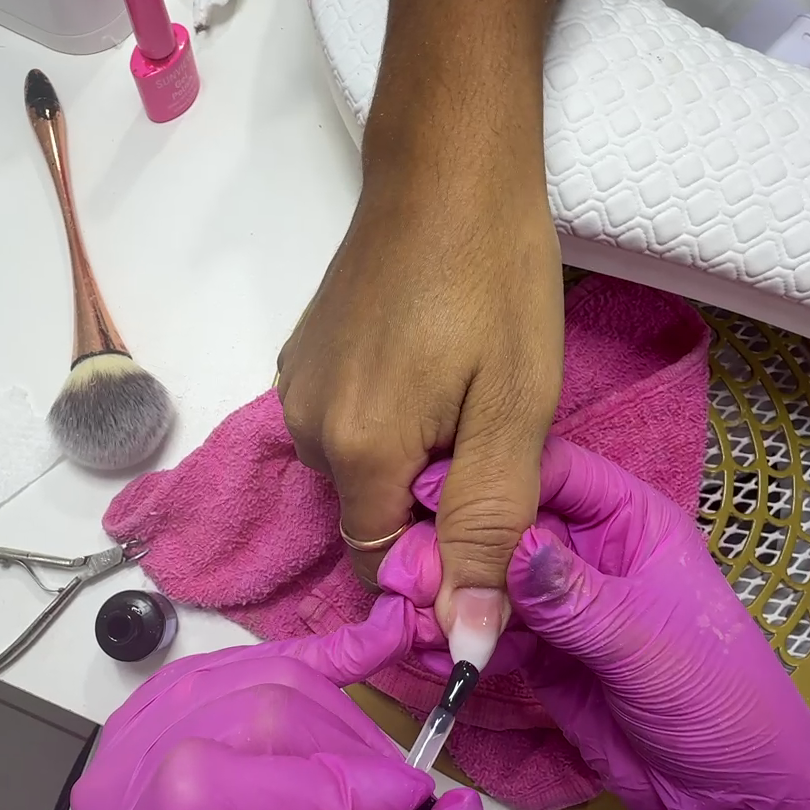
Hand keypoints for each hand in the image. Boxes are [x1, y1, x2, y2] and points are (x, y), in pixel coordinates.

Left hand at [72, 600, 491, 809]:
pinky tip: (382, 641)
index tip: (397, 805)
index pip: (201, 795)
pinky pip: (273, 647)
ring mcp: (156, 712)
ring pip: (273, 675)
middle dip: (352, 755)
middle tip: (398, 798)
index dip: (316, 792)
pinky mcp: (193, 675)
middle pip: (254, 719)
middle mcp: (129, 776)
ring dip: (349, 720)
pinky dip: (338, 648)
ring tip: (375, 771)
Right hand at [277, 173, 563, 646]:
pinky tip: (419, 367)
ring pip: (356, 469)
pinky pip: (340, 424)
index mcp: (354, 449)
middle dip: (429, 502)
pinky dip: (381, 422)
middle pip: (369, 514)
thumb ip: (488, 529)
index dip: (438, 563)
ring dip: (406, 458)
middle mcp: (305, 426)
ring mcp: (294, 387)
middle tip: (487, 438)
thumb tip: (467, 641)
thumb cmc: (495, 280)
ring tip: (455, 394)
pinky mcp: (299, 358)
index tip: (489, 520)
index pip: (380, 564)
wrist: (445, 169)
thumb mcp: (516, 409)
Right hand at [422, 439, 809, 809]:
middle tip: (407, 573)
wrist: (721, 801)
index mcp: (626, 519)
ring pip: (482, 574)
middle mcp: (581, 545)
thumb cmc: (718, 705)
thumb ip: (576, 598)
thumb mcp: (647, 645)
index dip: (495, 478)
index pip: (552, 470)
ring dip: (443, 593)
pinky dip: (451, 636)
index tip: (433, 492)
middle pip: (502, 521)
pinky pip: (479, 625)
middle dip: (453, 544)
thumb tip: (512, 546)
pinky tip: (428, 651)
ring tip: (409, 618)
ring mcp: (551, 595)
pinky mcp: (529, 641)